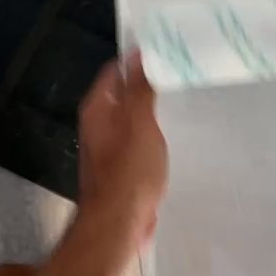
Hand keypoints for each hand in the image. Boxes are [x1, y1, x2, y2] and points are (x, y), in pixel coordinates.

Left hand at [76, 51, 166, 241]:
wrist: (118, 224)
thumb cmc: (130, 170)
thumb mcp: (140, 122)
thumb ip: (139, 88)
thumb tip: (137, 55)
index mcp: (97, 109)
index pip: (115, 71)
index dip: (137, 59)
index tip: (165, 51)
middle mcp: (96, 125)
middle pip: (121, 94)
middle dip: (145, 84)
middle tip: (177, 73)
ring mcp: (105, 148)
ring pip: (129, 119)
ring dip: (149, 110)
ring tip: (178, 99)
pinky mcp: (118, 168)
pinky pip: (135, 141)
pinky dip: (150, 134)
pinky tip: (169, 136)